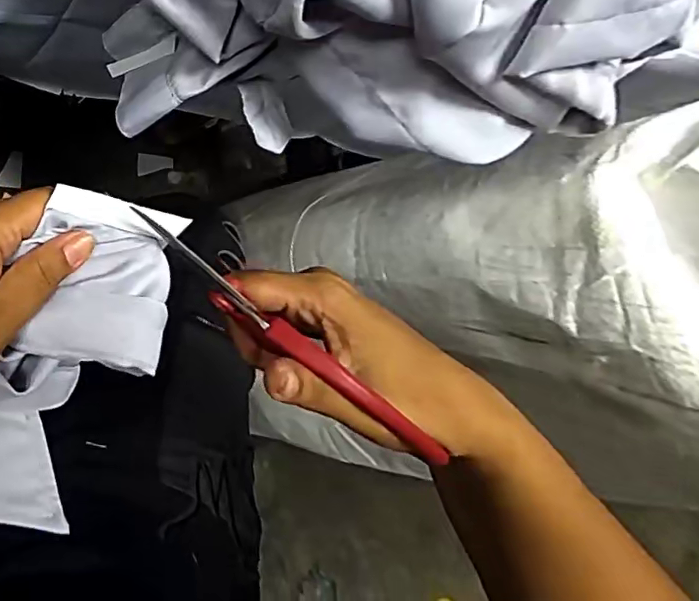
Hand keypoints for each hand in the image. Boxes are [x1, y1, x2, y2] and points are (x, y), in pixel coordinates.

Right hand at [224, 268, 532, 461]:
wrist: (464, 414)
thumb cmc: (414, 403)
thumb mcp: (355, 400)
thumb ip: (304, 385)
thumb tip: (268, 376)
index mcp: (321, 293)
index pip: (248, 284)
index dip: (234, 314)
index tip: (250, 354)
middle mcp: (318, 284)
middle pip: (253, 298)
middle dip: (256, 338)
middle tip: (285, 376)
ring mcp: (324, 296)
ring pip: (266, 311)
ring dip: (272, 347)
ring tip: (308, 378)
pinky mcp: (328, 311)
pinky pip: (284, 319)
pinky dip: (286, 347)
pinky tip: (313, 370)